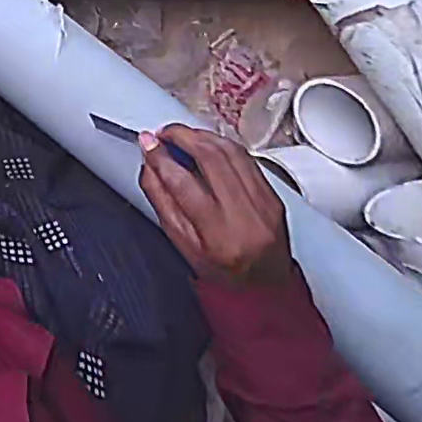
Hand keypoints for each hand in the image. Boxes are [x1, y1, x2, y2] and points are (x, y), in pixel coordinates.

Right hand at [138, 124, 293, 287]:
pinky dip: (221, 144)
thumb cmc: (220, 268)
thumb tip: (149, 161)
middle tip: (163, 134)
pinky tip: (207, 144)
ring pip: (230, 151)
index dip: (160, 156)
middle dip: (181, 136)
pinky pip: (246, 158)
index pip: (183, 182)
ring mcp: (265, 205)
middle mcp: (246, 217)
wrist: (265, 287)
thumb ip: (160, 197)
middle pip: (211, 158)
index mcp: (218, 235)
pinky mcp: (274, 196)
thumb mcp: (179, 240)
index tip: (147, 142)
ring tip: (182, 135)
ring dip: (201, 136)